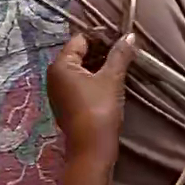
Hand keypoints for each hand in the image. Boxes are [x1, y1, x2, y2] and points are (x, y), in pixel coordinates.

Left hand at [47, 31, 136, 161]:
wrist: (92, 148)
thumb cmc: (99, 109)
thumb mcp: (112, 79)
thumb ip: (120, 55)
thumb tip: (130, 35)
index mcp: (60, 65)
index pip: (80, 39)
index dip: (101, 37)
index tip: (121, 40)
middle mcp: (54, 76)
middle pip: (79, 53)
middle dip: (101, 51)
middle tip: (124, 52)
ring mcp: (58, 91)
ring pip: (80, 69)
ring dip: (99, 65)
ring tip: (121, 65)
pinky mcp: (66, 104)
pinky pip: (79, 82)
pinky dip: (94, 79)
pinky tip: (110, 81)